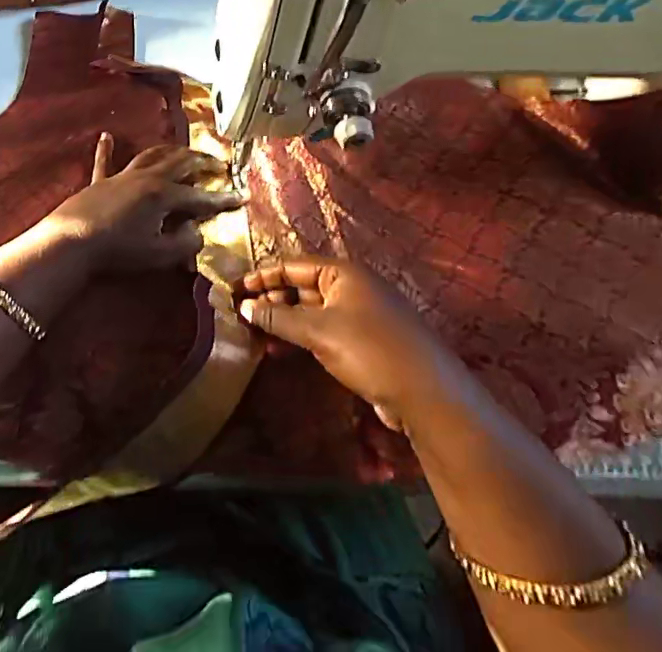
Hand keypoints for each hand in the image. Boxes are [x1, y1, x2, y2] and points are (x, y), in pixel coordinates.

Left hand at [40, 134, 242, 274]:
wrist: (71, 242)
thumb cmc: (118, 250)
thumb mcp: (159, 254)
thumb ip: (184, 243)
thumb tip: (196, 232)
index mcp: (163, 194)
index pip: (200, 198)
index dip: (222, 199)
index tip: (242, 197)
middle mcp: (145, 178)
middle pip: (178, 163)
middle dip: (201, 162)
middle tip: (217, 164)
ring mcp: (120, 177)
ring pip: (150, 156)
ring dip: (169, 151)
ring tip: (182, 150)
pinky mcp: (98, 183)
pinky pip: (104, 162)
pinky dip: (107, 149)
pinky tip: (106, 135)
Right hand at [237, 258, 465, 430]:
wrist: (428, 396)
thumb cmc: (370, 350)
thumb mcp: (318, 331)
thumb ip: (278, 317)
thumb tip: (245, 307)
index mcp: (343, 273)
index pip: (292, 265)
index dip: (261, 276)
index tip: (233, 290)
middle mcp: (351, 288)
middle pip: (300, 286)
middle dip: (270, 299)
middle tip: (240, 315)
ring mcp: (359, 315)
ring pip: (310, 311)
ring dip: (282, 321)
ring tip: (254, 335)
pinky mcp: (363, 341)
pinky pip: (322, 330)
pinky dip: (299, 337)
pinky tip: (279, 350)